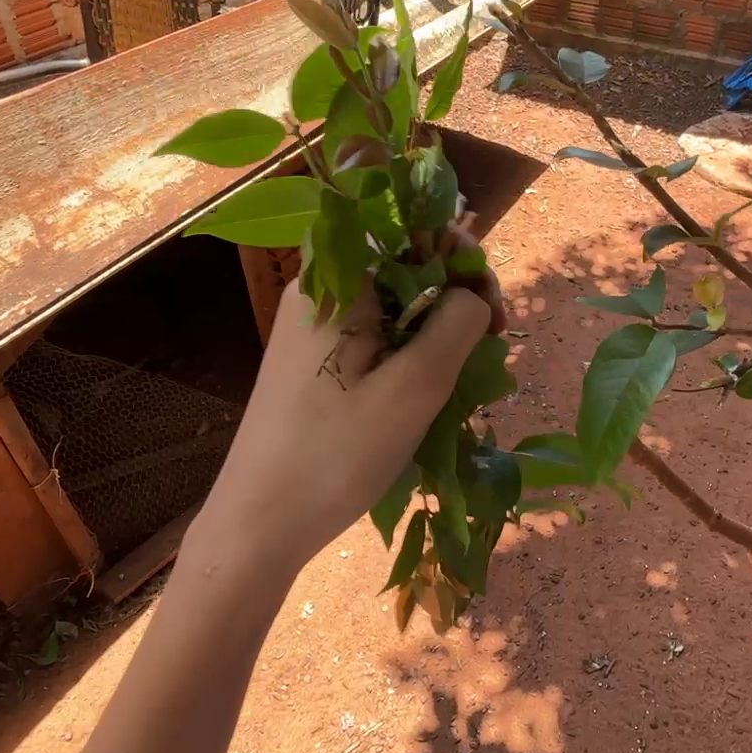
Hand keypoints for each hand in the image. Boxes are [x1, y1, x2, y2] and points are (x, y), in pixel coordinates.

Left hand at [196, 281, 494, 570]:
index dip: (459, 253)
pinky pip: (374, 335)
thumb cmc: (340, 450)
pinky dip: (410, 349)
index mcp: (339, 280)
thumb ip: (458, 321)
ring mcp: (314, 328)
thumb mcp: (417, 384)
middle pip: (404, 263)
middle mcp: (321, 291)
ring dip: (436, 325)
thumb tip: (473, 293)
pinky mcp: (314, 361)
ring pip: (393, 302)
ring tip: (467, 369)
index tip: (490, 307)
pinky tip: (430, 384)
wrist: (260, 523)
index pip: (410, 229)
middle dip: (455, 292)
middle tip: (490, 341)